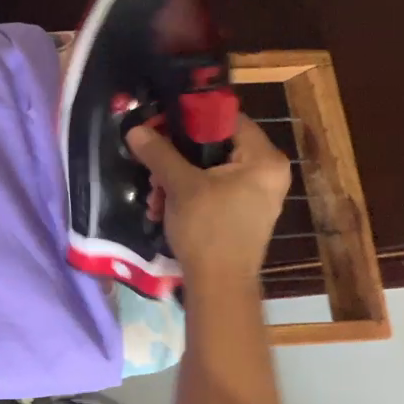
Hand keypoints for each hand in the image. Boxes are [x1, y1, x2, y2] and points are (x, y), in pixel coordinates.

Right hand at [127, 115, 289, 285]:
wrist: (219, 284)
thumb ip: (160, 154)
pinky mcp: (241, 213)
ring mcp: (256, 195)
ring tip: (155, 199)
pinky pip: (212, 191)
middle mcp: (267, 173)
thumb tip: (136, 129)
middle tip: (152, 173)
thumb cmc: (208, 229)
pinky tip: (165, 211)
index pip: (229, 121)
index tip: (160, 127)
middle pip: (215, 148)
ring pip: (209, 172)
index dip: (192, 120)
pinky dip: (186, 196)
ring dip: (175, 181)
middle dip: (176, 159)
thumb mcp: (180, 187)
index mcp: (263, 160)